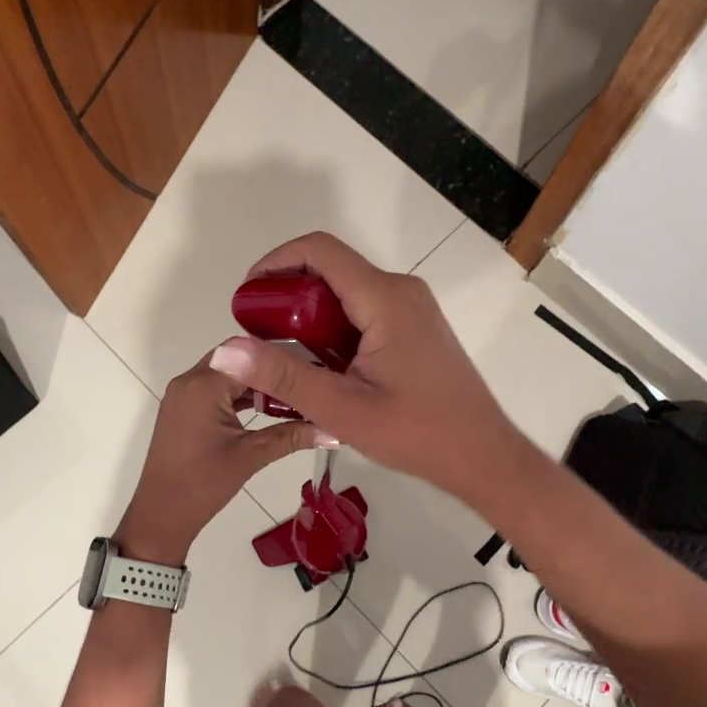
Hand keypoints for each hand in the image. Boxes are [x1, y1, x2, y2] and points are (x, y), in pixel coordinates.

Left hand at [115, 356, 328, 565]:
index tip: (310, 367)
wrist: (161, 513)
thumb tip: (333, 429)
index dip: (280, 357)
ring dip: (254, 380)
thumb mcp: (251, 456)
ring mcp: (183, 394)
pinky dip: (238, 392)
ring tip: (291, 392)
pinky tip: (266, 407)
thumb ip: (291, 436)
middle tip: (303, 377)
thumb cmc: (204, 484)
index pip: (247, 353)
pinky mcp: (183, 408)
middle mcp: (189, 380)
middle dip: (269, 366)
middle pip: (235, 357)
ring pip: (225, 371)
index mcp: (204, 386)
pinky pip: (214, 387)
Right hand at [207, 232, 532, 504]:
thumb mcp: (342, 409)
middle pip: (330, 270)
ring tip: (284, 360)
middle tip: (258, 338)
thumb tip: (224, 350)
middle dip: (286, 297)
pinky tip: (321, 370)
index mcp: (385, 299)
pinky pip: (362, 312)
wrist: (483, 456)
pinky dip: (332, 331)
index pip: (319, 251)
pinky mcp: (414, 327)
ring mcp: (411, 308)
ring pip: (344, 293)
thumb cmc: (418, 434)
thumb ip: (283, 376)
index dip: (274, 263)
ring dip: (308, 318)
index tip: (247, 299)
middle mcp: (400, 291)